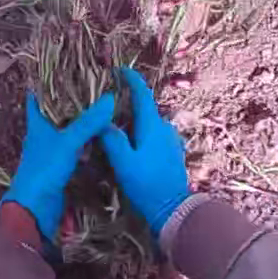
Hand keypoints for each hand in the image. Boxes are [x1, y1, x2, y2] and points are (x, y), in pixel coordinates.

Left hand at [1, 93, 115, 241]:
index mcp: (38, 124)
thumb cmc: (44, 170)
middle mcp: (44, 135)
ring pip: (70, 132)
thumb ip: (88, 123)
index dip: (48, 82)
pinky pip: (78, 150)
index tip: (68, 70)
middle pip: (58, 113)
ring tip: (106, 109)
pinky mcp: (63, 167)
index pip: (38, 96)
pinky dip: (89, 144)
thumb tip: (110, 98)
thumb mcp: (67, 142)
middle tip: (97, 88)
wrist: (35, 209)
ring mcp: (53, 152)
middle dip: (75, 102)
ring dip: (84, 124)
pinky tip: (104, 138)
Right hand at [98, 66, 191, 236]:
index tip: (121, 70)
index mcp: (152, 126)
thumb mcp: (123, 162)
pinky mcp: (172, 153)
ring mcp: (171, 141)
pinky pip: (154, 136)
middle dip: (128, 104)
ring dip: (134, 122)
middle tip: (109, 105)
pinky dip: (141, 134)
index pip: (143, 95)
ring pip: (149, 123)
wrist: (173, 208)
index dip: (132, 80)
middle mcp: (164, 128)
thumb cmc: (146, 184)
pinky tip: (132, 145)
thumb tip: (105, 123)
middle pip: (145, 109)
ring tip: (116, 128)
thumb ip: (113, 139)